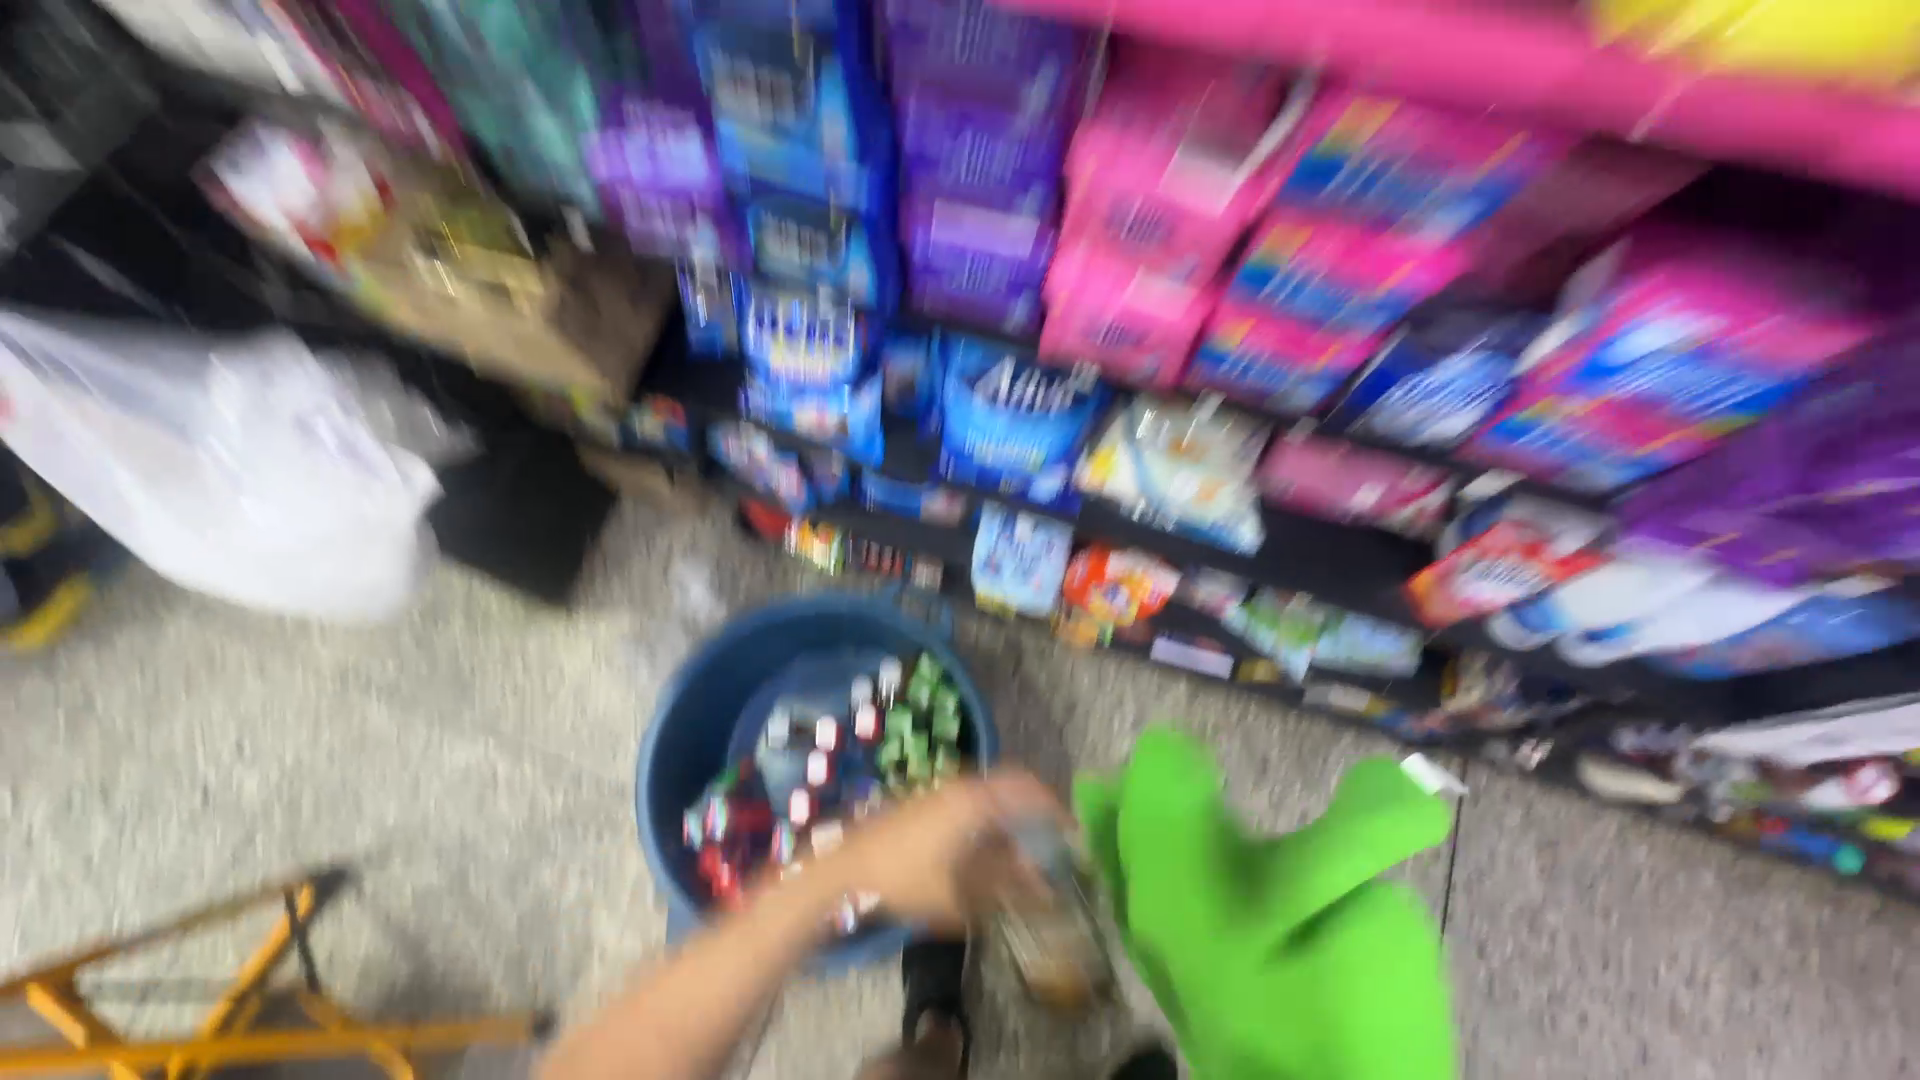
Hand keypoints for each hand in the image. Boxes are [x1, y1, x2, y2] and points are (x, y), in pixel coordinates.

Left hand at [810, 768, 1066, 930]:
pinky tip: (987, 851)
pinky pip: (971, 801)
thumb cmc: (904, 877)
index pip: (1028, 787)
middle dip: (1034, 812)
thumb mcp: (959, 893)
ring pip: (990, 795)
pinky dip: (989, 819)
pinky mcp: (927, 800)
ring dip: (1010, 818)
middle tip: (1050, 842)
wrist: (846, 865)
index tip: (1072, 832)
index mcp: (974, 799)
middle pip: (1011, 787)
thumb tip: (1045, 888)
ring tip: (1022, 853)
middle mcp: (961, 785)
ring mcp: (942, 790)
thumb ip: (1006, 888)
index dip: (1055, 807)